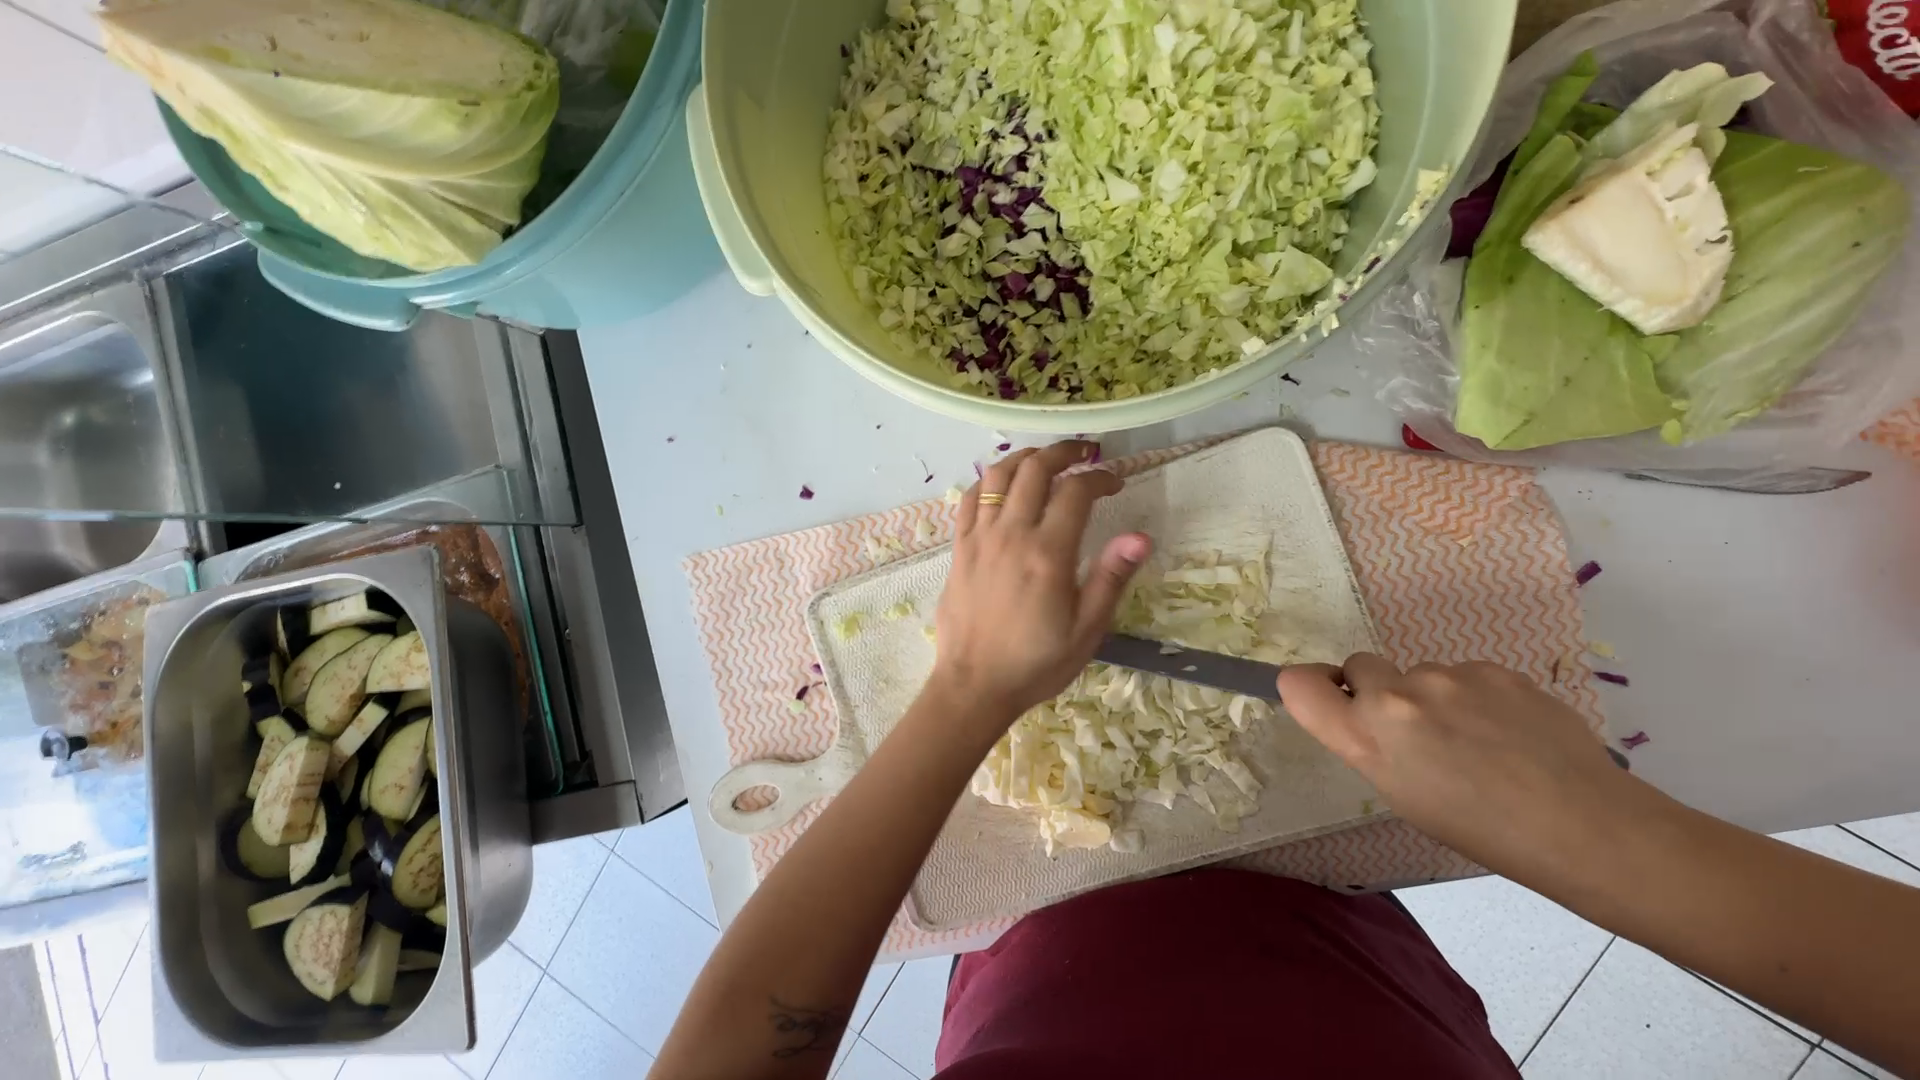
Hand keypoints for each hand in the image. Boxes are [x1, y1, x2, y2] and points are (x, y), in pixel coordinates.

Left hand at [930, 440, 1150, 728]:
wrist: (974, 685)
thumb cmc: (1037, 663)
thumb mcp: (1086, 630)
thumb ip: (1111, 578)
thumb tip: (1141, 536)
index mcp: (1048, 554)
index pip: (1076, 492)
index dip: (1100, 477)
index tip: (1115, 482)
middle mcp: (1011, 535)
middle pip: (1036, 470)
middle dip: (1064, 451)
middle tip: (1085, 452)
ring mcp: (980, 538)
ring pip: (998, 475)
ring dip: (1025, 457)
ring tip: (1045, 458)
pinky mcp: (958, 548)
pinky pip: (970, 499)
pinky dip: (988, 480)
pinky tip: (1002, 484)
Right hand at [1278, 655, 1626, 873]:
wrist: (1583, 824)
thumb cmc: (1480, 829)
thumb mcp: (1401, 795)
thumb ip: (1371, 743)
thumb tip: (1367, 714)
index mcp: (1367, 736)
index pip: (1298, 684)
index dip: (1309, 687)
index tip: (1332, 703)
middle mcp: (1398, 695)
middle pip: (1360, 666)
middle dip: (1376, 689)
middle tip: (1416, 731)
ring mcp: (1449, 675)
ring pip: (1420, 672)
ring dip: (1434, 696)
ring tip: (1478, 740)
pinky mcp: (1495, 668)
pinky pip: (1466, 673)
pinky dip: (1476, 696)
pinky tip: (1508, 731)